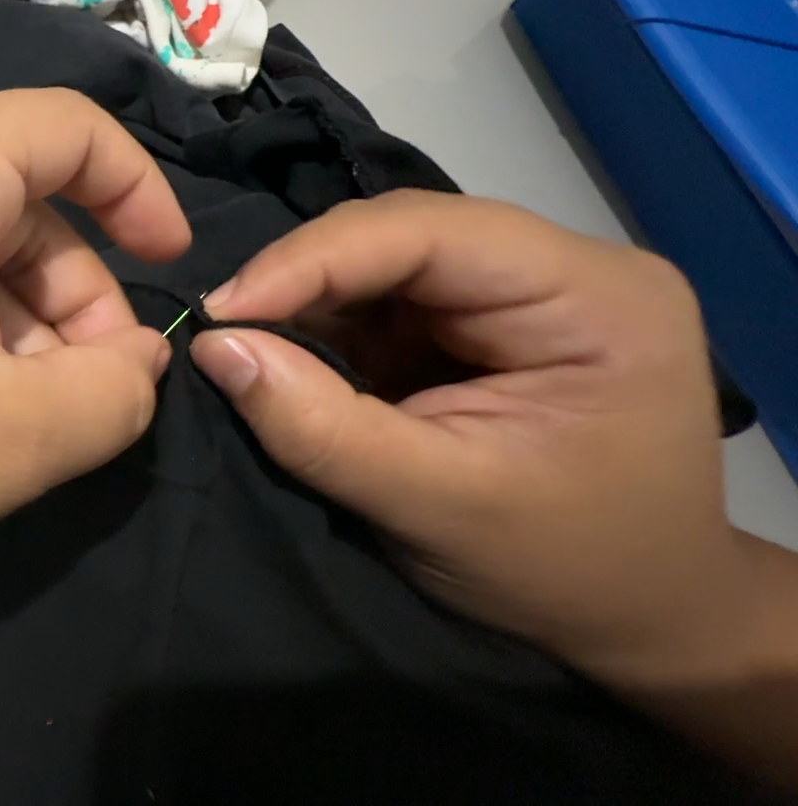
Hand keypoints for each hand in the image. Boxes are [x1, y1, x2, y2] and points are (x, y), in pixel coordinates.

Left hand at [0, 88, 188, 629]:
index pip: (59, 126)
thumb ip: (109, 391)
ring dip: (11, 325)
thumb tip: (135, 360)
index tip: (168, 266)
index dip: (134, 185)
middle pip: (11, 201)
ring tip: (10, 425)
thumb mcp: (3, 441)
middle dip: (71, 292)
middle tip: (83, 396)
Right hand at [187, 190, 777, 686]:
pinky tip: (287, 353)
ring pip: (372, 252)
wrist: (629, 611)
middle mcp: (557, 269)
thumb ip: (319, 426)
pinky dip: (314, 318)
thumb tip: (213, 346)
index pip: (426, 233)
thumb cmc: (558, 568)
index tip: (219, 313)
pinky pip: (369, 290)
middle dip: (298, 275)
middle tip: (222, 329)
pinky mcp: (466, 314)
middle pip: (395, 230)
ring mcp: (510, 286)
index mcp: (592, 299)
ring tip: (246, 343)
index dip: (309, 260)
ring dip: (300, 296)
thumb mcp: (432, 506)